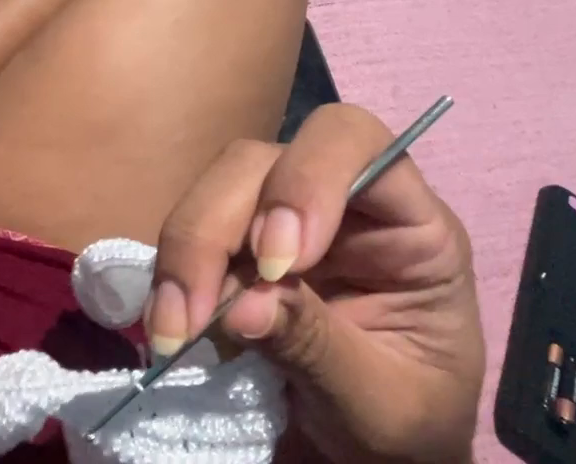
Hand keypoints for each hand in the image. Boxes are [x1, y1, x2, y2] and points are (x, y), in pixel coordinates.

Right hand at [146, 104, 484, 463]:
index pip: (354, 144)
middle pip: (258, 162)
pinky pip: (187, 230)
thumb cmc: (407, 426)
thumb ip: (320, 350)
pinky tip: (169, 323)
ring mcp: (275, 215)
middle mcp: (335, 201)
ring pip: (213, 188)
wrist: (367, 455)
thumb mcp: (385, 406)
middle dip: (217, 229)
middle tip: (194, 312)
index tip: (277, 263)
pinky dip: (170, 273)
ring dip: (185, 252)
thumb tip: (239, 307)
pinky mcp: (231, 241)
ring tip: (173, 331)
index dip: (306, 179)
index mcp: (406, 223)